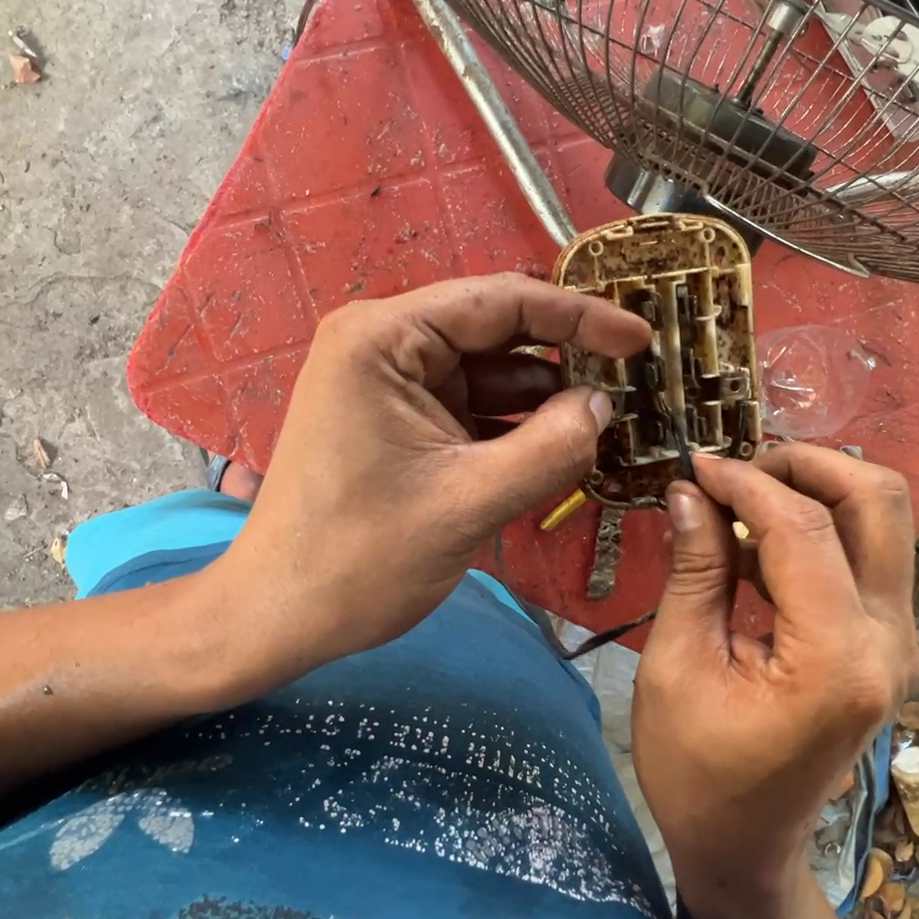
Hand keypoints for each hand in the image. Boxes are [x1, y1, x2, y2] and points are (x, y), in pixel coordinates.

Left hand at [218, 273, 650, 666]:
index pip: (502, 301)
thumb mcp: (469, 503)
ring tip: (607, 423)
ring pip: (490, 375)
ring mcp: (389, 385)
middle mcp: (384, 345)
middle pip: (497, 333)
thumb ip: (551, 448)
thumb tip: (604, 406)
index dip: (580, 317)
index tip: (640, 339)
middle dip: (564, 360)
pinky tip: (561, 448)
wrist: (279, 616)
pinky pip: (471, 410)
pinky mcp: (398, 422)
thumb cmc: (360, 559)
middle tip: (632, 383)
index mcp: (384, 339)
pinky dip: (515, 428)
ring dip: (544, 400)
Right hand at [633, 446, 918, 918]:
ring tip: (740, 499)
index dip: (745, 481)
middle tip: (735, 473)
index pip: (803, 527)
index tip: (695, 465)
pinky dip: (818, 528)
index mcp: (836, 658)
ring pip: (883, 522)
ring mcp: (899, 644)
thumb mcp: (676, 666)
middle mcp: (890, 642)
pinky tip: (758, 540)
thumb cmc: (695, 771)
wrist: (746, 848)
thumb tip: (690, 491)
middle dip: (805, 465)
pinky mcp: (888, 646)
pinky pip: (868, 557)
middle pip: (879, 502)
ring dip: (815, 491)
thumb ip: (693, 571)